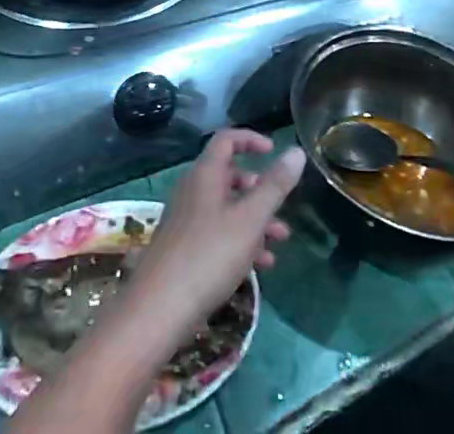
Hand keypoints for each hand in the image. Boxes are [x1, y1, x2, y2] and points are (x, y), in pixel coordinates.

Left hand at [121, 129, 304, 344]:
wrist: (157, 313)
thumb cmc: (209, 256)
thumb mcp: (251, 218)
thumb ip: (276, 184)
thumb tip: (297, 152)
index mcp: (205, 176)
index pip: (227, 140)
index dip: (251, 139)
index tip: (273, 152)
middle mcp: (192, 193)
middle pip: (229, 176)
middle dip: (260, 188)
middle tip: (280, 203)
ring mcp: (185, 223)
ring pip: (227, 208)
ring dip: (256, 219)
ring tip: (281, 239)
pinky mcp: (183, 250)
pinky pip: (218, 233)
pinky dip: (241, 240)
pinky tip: (262, 264)